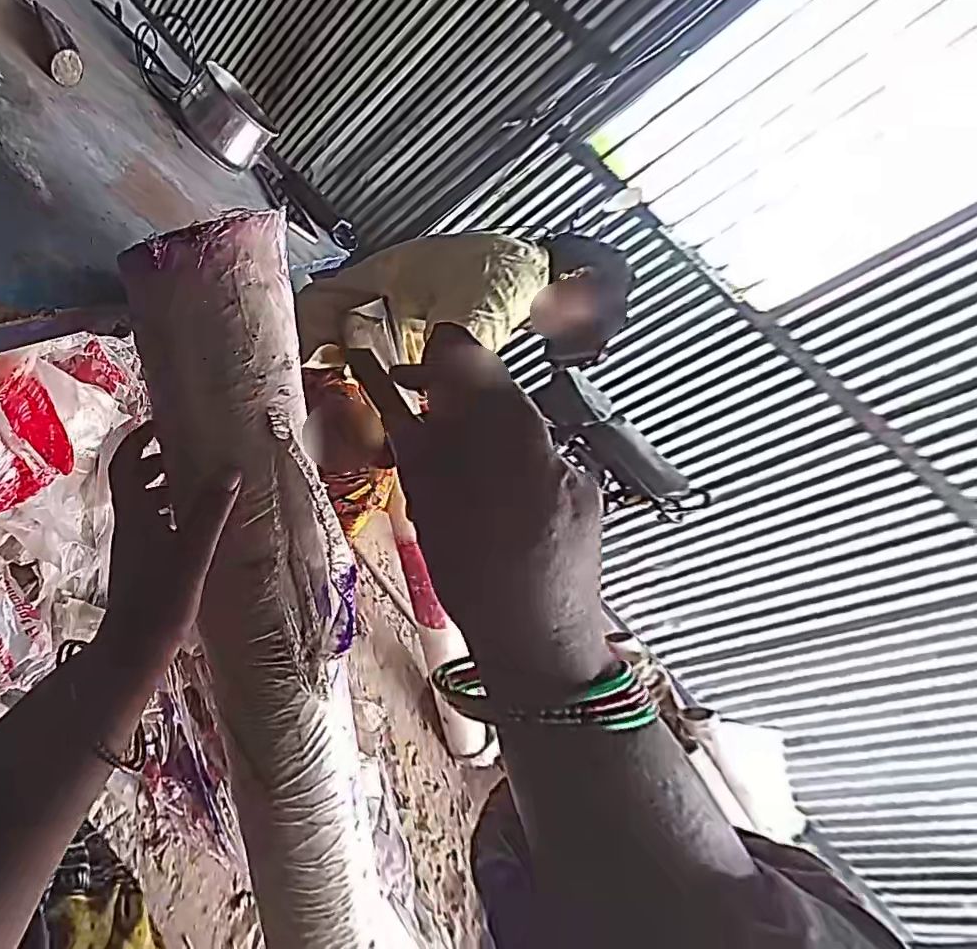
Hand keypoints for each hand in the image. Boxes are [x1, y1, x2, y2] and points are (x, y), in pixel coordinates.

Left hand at [101, 423, 241, 663]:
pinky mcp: (141, 561)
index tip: (160, 425)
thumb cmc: (159, 602)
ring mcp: (133, 543)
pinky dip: (171, 513)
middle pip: (133, 479)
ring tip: (200, 484)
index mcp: (133, 514)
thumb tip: (228, 472)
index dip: (137, 440)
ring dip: (165, 487)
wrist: (133, 649)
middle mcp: (128, 523)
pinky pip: (153, 523)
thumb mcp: (192, 554)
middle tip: (189, 454)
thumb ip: (209, 514)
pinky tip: (197, 524)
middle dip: (157, 461)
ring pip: (144, 502)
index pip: (123, 463)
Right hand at [348, 325, 613, 698]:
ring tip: (431, 437)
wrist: (541, 642)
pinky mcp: (581, 496)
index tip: (425, 339)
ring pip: (514, 427)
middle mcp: (552, 449)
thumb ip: (418, 451)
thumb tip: (400, 413)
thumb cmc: (474, 577)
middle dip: (454, 388)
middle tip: (410, 389)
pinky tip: (469, 475)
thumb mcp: (430, 508)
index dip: (450, 352)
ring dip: (471, 421)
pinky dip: (494, 450)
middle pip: (499, 397)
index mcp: (511, 448)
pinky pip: (530, 455)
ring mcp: (573, 473)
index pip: (482, 375)